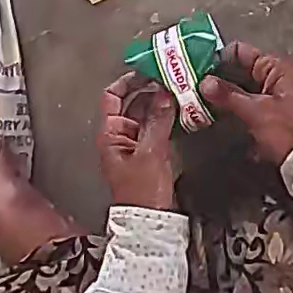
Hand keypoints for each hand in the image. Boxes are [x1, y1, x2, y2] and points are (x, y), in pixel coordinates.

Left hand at [98, 73, 178, 209]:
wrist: (150, 221)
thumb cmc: (142, 190)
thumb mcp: (151, 151)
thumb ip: (158, 119)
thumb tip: (165, 93)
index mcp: (110, 133)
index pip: (113, 97)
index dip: (128, 81)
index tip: (148, 70)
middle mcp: (120, 136)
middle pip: (133, 103)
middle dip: (151, 90)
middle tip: (171, 78)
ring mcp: (135, 144)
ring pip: (147, 115)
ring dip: (161, 103)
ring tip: (180, 91)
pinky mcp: (149, 153)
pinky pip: (157, 128)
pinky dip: (167, 118)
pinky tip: (182, 111)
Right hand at [199, 42, 292, 164]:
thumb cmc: (287, 130)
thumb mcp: (255, 111)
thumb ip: (229, 96)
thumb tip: (205, 82)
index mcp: (277, 68)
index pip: (243, 52)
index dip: (220, 57)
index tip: (198, 66)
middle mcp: (278, 78)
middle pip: (242, 71)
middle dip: (219, 78)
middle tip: (193, 83)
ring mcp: (276, 96)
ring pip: (244, 90)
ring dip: (226, 96)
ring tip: (199, 98)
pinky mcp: (274, 115)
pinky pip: (249, 105)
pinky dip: (236, 108)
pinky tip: (217, 115)